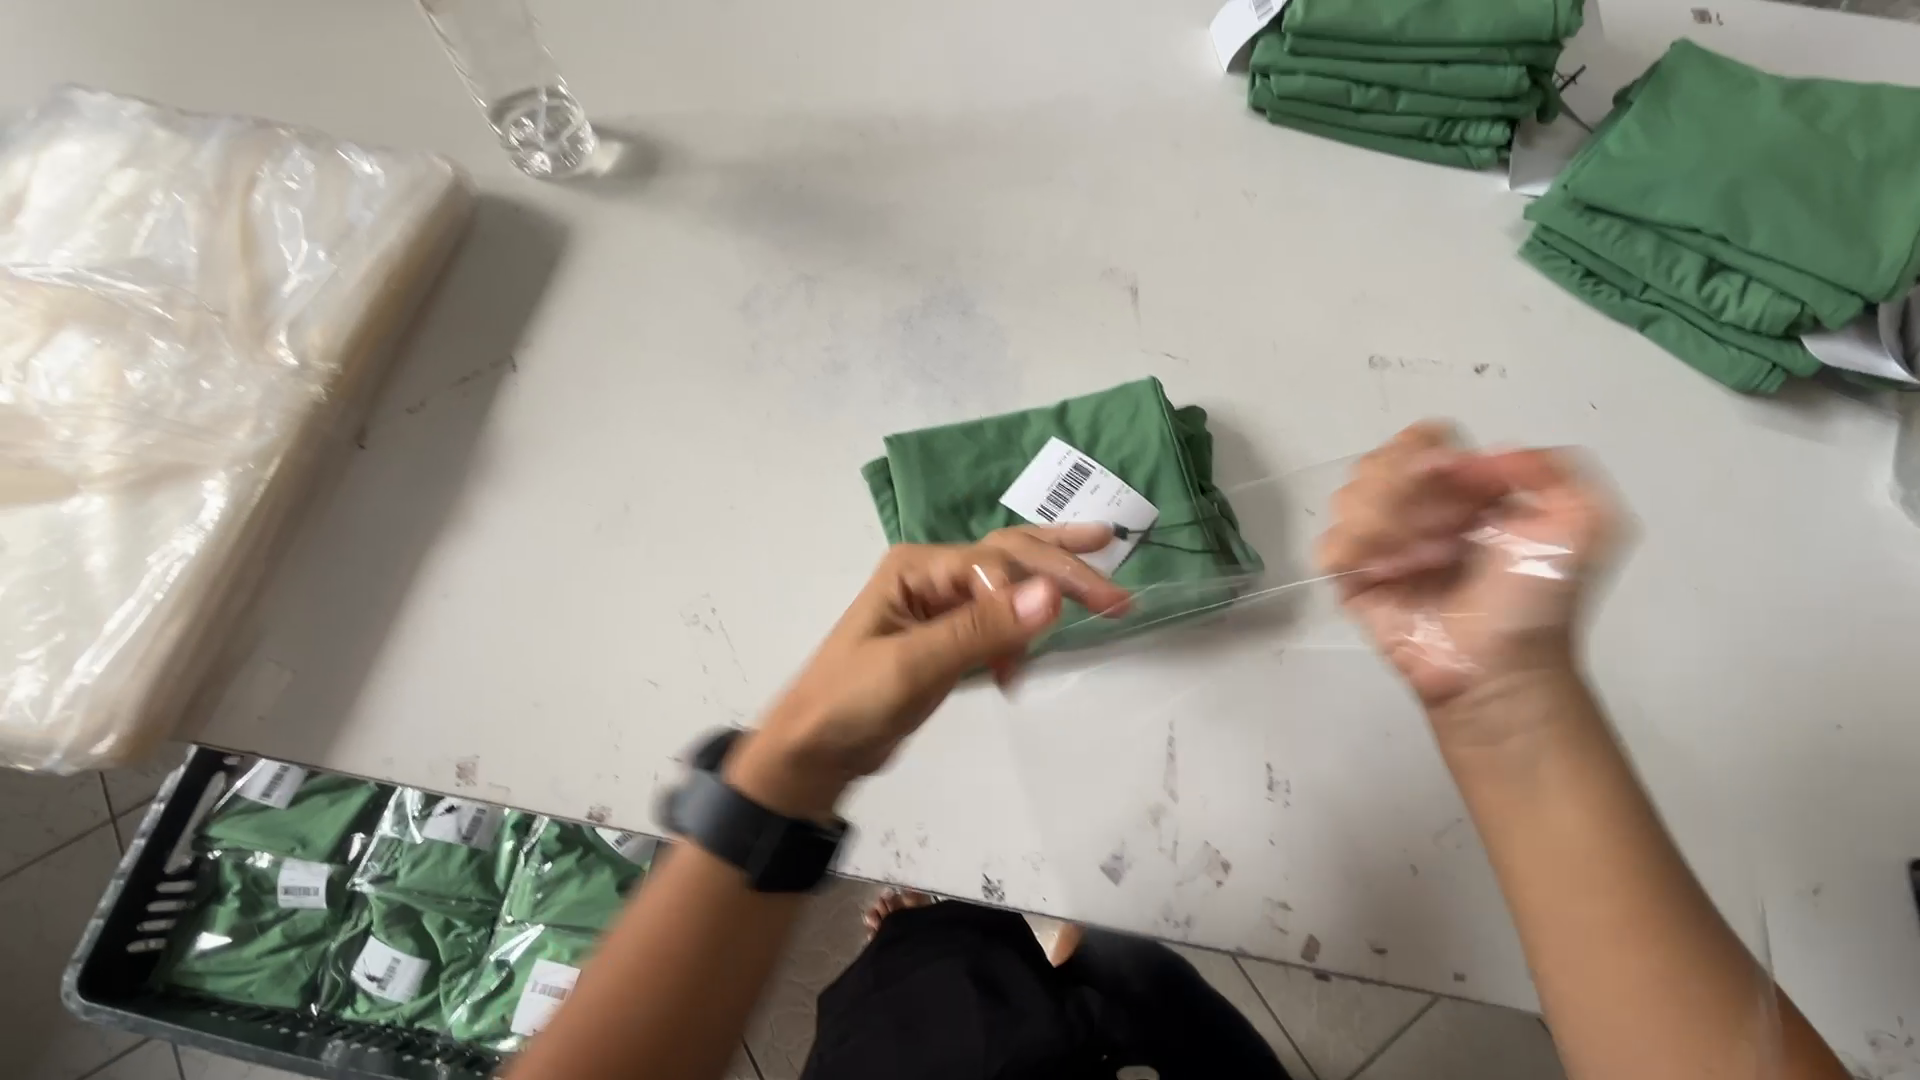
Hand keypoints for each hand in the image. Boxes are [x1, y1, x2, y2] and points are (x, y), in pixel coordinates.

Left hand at [727, 523, 1130, 817]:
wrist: (815, 749)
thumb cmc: (851, 702)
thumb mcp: (914, 665)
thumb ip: (982, 629)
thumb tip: (1052, 593)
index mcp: (918, 567)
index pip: (995, 563)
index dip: (1035, 591)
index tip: (1059, 637)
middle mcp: (932, 574)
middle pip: (1010, 556)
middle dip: (1064, 568)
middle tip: (1120, 594)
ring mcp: (941, 604)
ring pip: (1009, 577)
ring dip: (1054, 571)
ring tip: (1103, 553)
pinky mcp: (949, 635)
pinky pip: (1000, 614)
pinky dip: (1028, 616)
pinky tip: (1050, 622)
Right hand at [1318, 422, 1618, 732]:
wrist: (1498, 665)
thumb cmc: (1537, 600)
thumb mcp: (1584, 525)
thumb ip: (1555, 469)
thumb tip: (1486, 452)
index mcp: (1462, 488)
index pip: (1421, 439)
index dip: (1428, 452)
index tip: (1453, 478)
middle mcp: (1413, 507)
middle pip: (1376, 462)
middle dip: (1408, 494)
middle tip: (1446, 535)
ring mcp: (1376, 541)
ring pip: (1347, 497)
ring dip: (1387, 525)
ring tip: (1422, 562)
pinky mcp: (1349, 576)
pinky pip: (1328, 544)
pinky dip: (1356, 554)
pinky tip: (1387, 575)